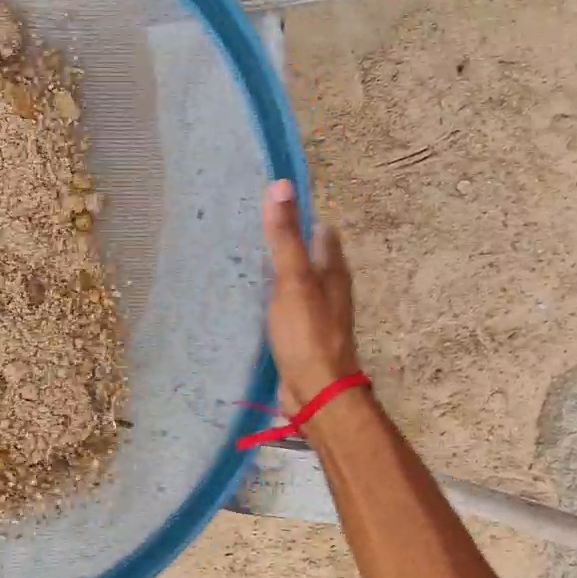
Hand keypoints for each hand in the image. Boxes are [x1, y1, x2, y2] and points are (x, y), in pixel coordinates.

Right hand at [263, 180, 359, 410]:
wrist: (315, 392)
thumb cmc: (308, 334)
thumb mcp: (293, 281)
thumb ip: (284, 237)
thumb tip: (281, 185)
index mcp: (333, 272)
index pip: (320, 234)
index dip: (301, 219)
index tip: (271, 208)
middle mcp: (329, 292)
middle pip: (308, 260)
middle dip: (286, 247)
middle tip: (249, 234)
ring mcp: (315, 318)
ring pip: (295, 287)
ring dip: (276, 277)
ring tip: (243, 265)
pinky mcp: (300, 340)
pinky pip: (283, 313)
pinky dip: (269, 304)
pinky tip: (249, 305)